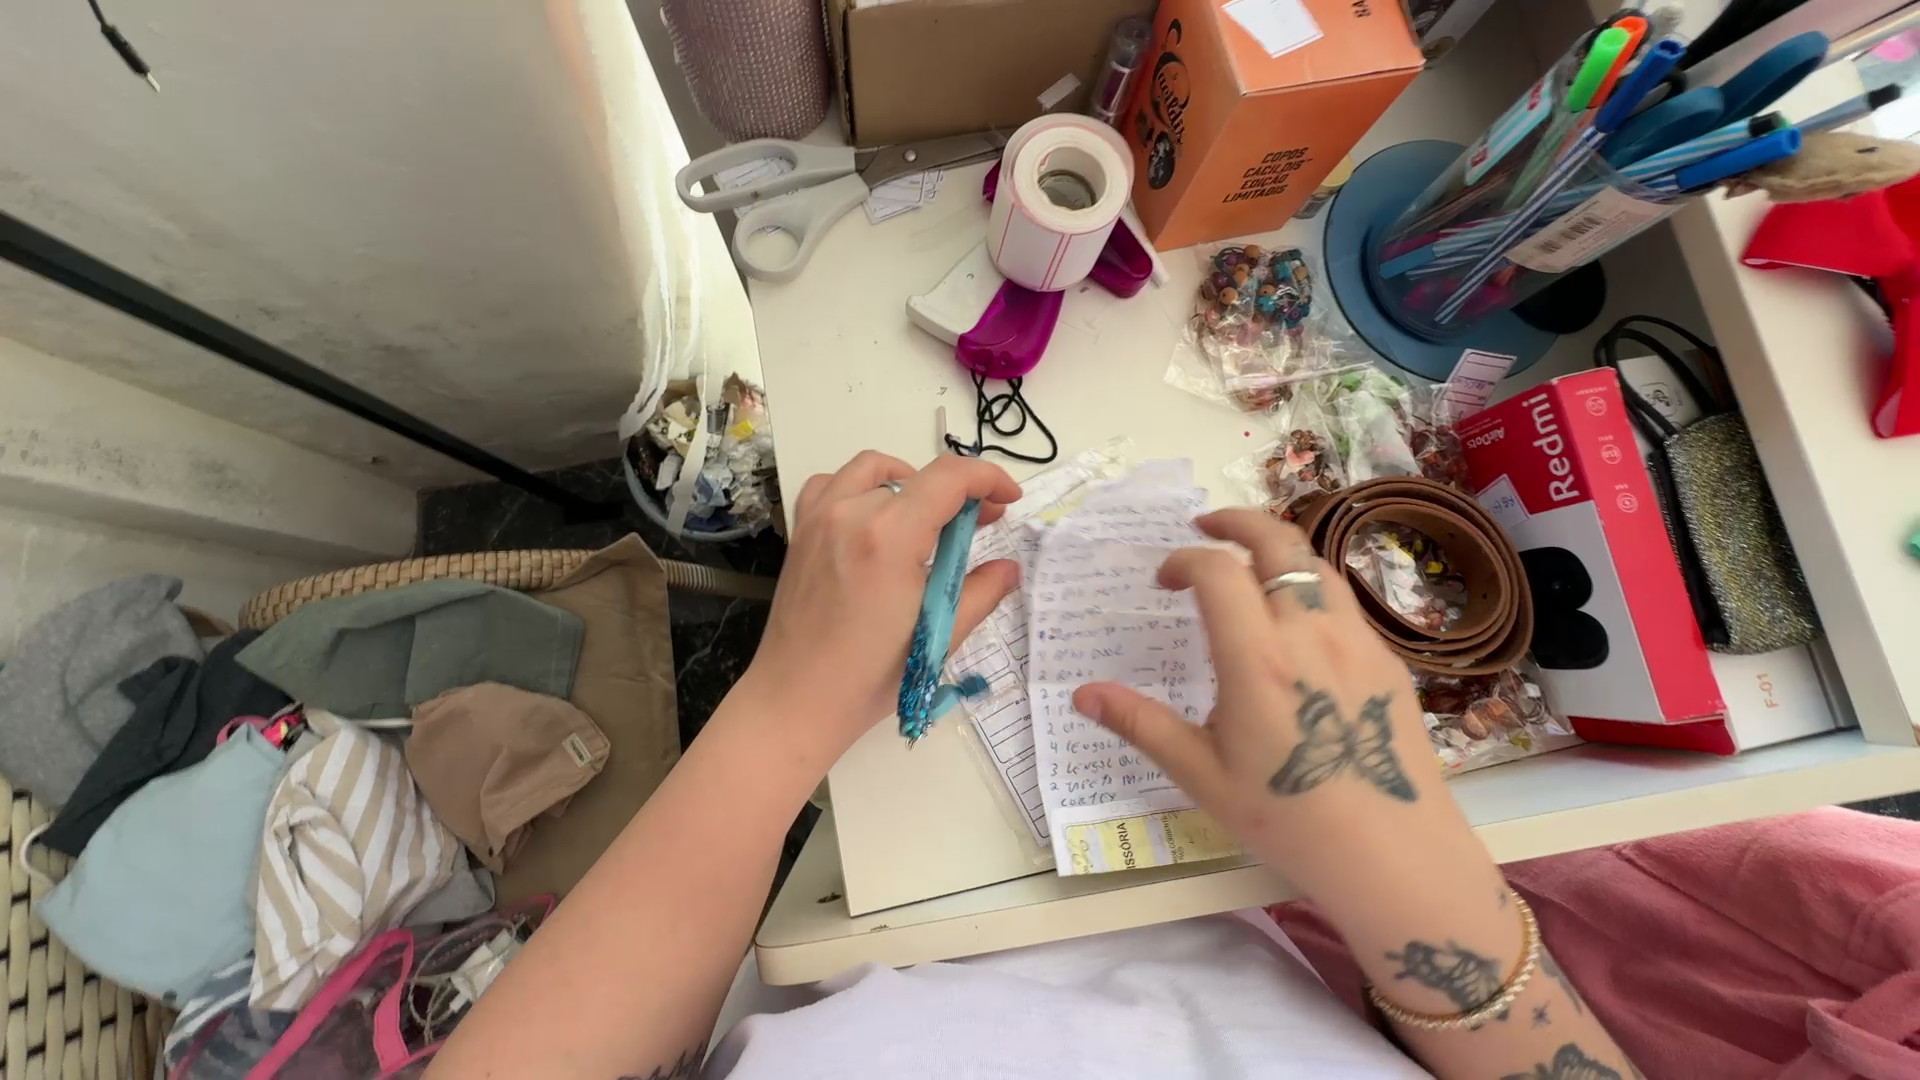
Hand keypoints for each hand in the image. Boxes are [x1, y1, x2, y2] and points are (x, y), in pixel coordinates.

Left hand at [739, 451, 1021, 763]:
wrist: (796, 700)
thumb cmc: (871, 677)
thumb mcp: (939, 636)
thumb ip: (980, 592)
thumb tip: (1010, 568)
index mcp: (890, 536)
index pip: (950, 479)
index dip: (989, 478)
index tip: (1010, 498)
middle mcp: (851, 513)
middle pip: (919, 476)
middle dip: (959, 492)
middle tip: (980, 524)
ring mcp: (820, 518)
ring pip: (873, 469)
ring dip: (911, 482)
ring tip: (928, 516)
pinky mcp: (801, 531)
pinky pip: (832, 484)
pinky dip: (860, 487)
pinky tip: (874, 517)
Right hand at [1072, 508, 1453, 876]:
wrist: (1396, 859)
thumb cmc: (1288, 819)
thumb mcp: (1201, 774)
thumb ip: (1140, 723)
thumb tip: (1081, 695)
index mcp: (1257, 658)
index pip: (1216, 570)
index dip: (1183, 560)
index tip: (1163, 581)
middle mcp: (1310, 633)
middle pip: (1278, 542)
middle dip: (1235, 520)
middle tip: (1204, 525)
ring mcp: (1357, 642)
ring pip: (1315, 564)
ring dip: (1275, 550)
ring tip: (1247, 567)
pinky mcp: (1386, 661)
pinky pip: (1341, 601)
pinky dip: (1307, 586)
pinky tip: (1292, 625)